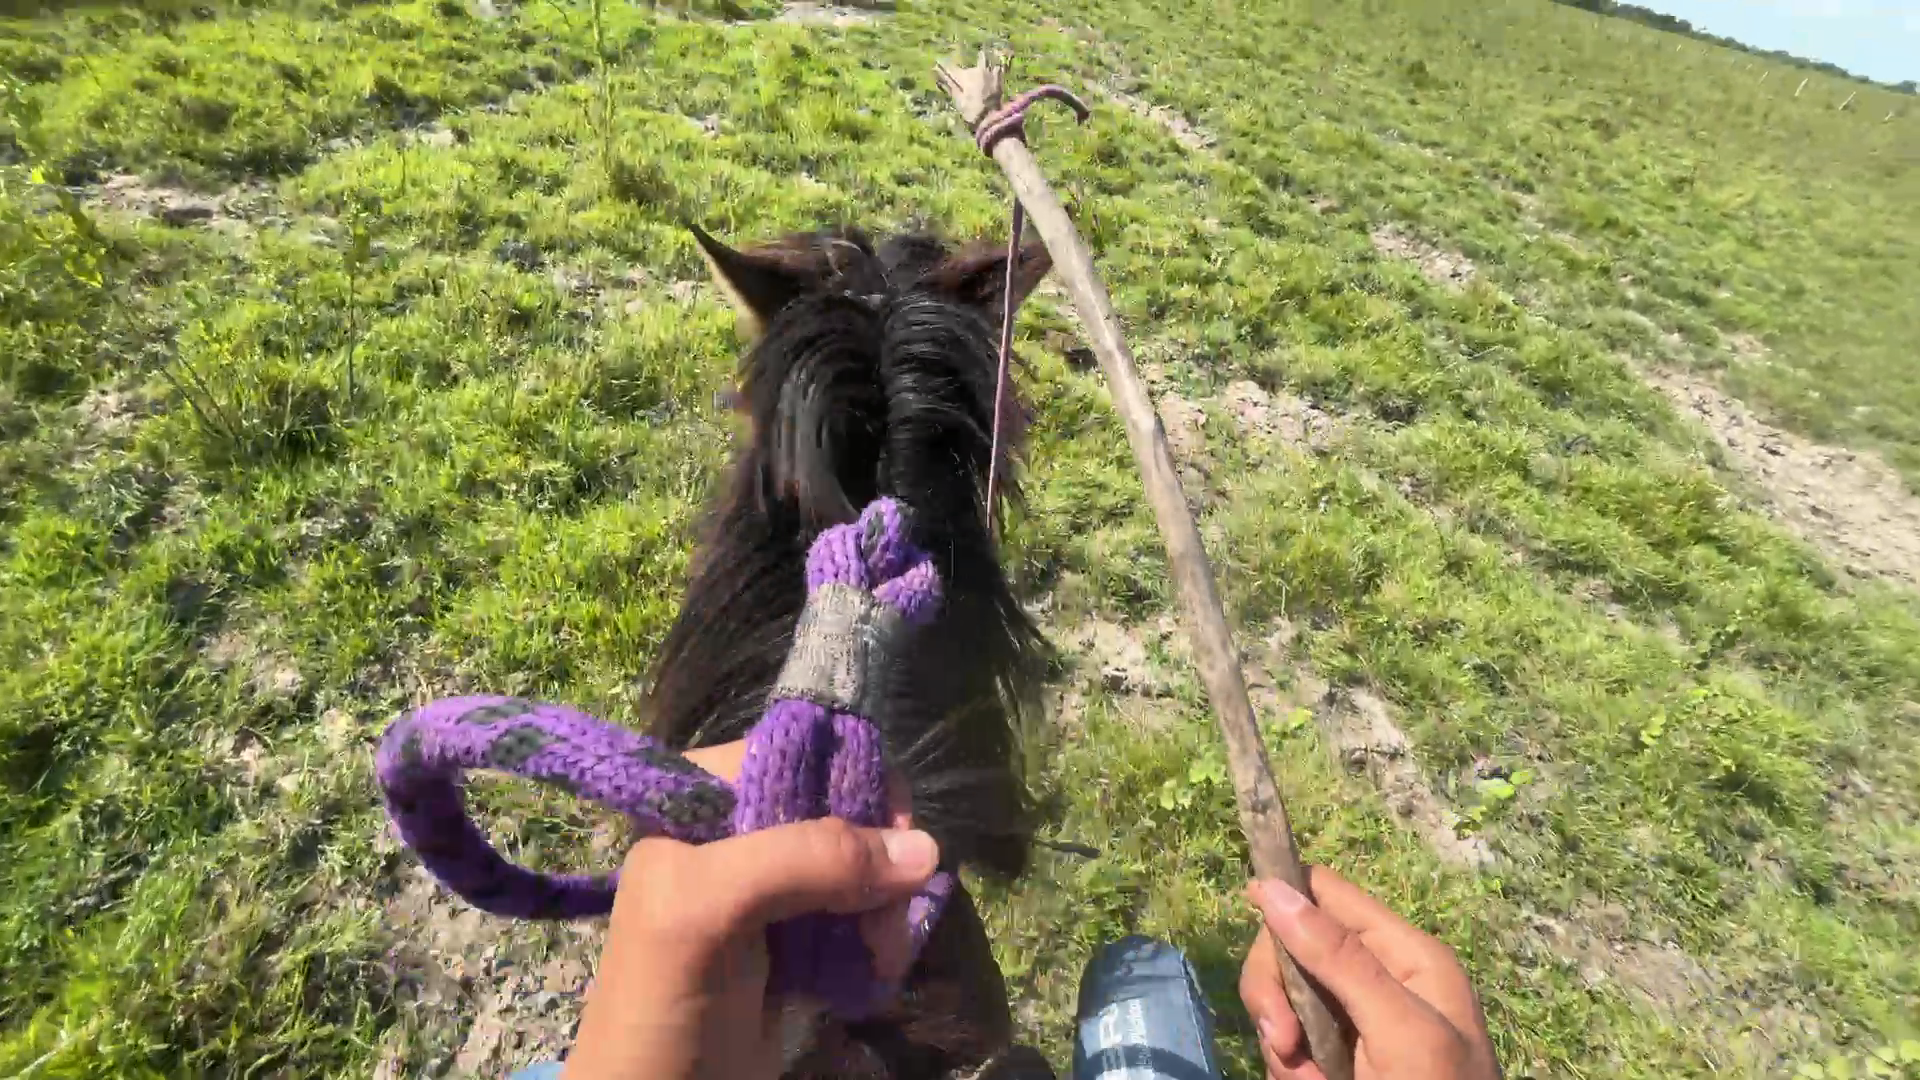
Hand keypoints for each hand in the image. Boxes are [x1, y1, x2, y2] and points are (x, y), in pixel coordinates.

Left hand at [564, 739, 936, 1079]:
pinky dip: (881, 930)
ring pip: (860, 856)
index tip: (889, 826)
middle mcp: (741, 829)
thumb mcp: (711, 909)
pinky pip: (863, 905)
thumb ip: (805, 859)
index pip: (794, 751)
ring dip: (885, 900)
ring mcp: (774, 883)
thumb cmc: (660, 1003)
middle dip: (875, 851)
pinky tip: (880, 963)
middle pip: (839, 803)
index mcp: (702, 800)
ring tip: (884, 951)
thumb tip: (925, 847)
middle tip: (891, 901)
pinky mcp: (801, 933)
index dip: (850, 777)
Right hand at [1239, 866, 1498, 1079]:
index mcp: (1405, 954)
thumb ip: (1340, 959)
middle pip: (1290, 942)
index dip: (1283, 897)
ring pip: (1281, 995)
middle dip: (1276, 992)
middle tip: (1285, 1043)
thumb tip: (1270, 885)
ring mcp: (1355, 1017)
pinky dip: (1289, 1069)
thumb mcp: (1401, 1036)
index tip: (1251, 920)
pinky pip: (1287, 1038)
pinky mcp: (1336, 1054)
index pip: (1324, 891)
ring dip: (1281, 1041)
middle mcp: (1377, 976)